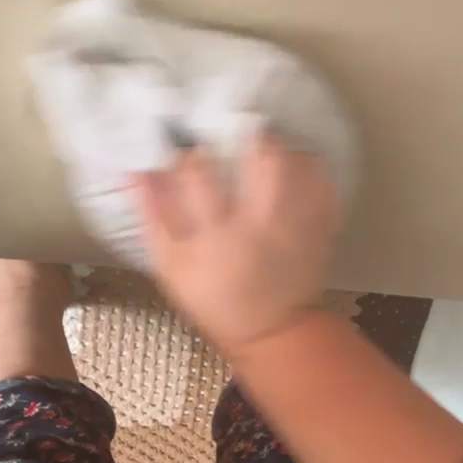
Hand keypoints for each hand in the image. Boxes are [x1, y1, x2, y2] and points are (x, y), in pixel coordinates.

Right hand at [133, 135, 339, 356]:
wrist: (271, 330)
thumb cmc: (214, 299)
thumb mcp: (172, 267)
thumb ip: (155, 217)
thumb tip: (136, 171)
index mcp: (218, 233)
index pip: (201, 175)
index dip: (191, 155)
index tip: (189, 152)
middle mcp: (261, 224)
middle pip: (264, 160)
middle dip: (251, 136)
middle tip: (241, 133)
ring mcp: (297, 225)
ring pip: (300, 166)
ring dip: (284, 149)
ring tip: (270, 148)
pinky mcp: (322, 229)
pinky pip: (325, 186)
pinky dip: (314, 170)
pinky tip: (297, 168)